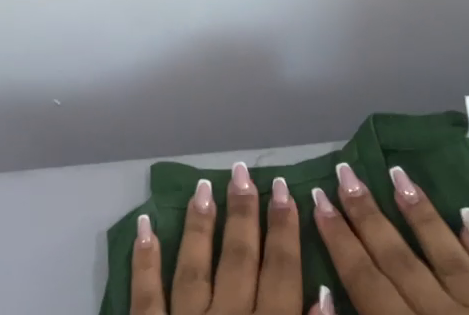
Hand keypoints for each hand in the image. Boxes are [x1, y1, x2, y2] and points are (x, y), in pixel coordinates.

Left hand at [131, 162, 303, 314]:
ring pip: (193, 267)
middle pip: (237, 259)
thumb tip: (324, 294)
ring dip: (199, 225)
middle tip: (242, 172)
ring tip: (203, 186)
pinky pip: (146, 296)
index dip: (285, 230)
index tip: (284, 189)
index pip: (281, 273)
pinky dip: (144, 260)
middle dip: (242, 213)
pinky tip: (145, 226)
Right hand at [308, 164, 468, 314]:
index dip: (338, 240)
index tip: (317, 197)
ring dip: (420, 215)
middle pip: (400, 260)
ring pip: (447, 256)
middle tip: (346, 170)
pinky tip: (468, 216)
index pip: (366, 283)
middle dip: (368, 215)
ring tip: (399, 174)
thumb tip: (326, 302)